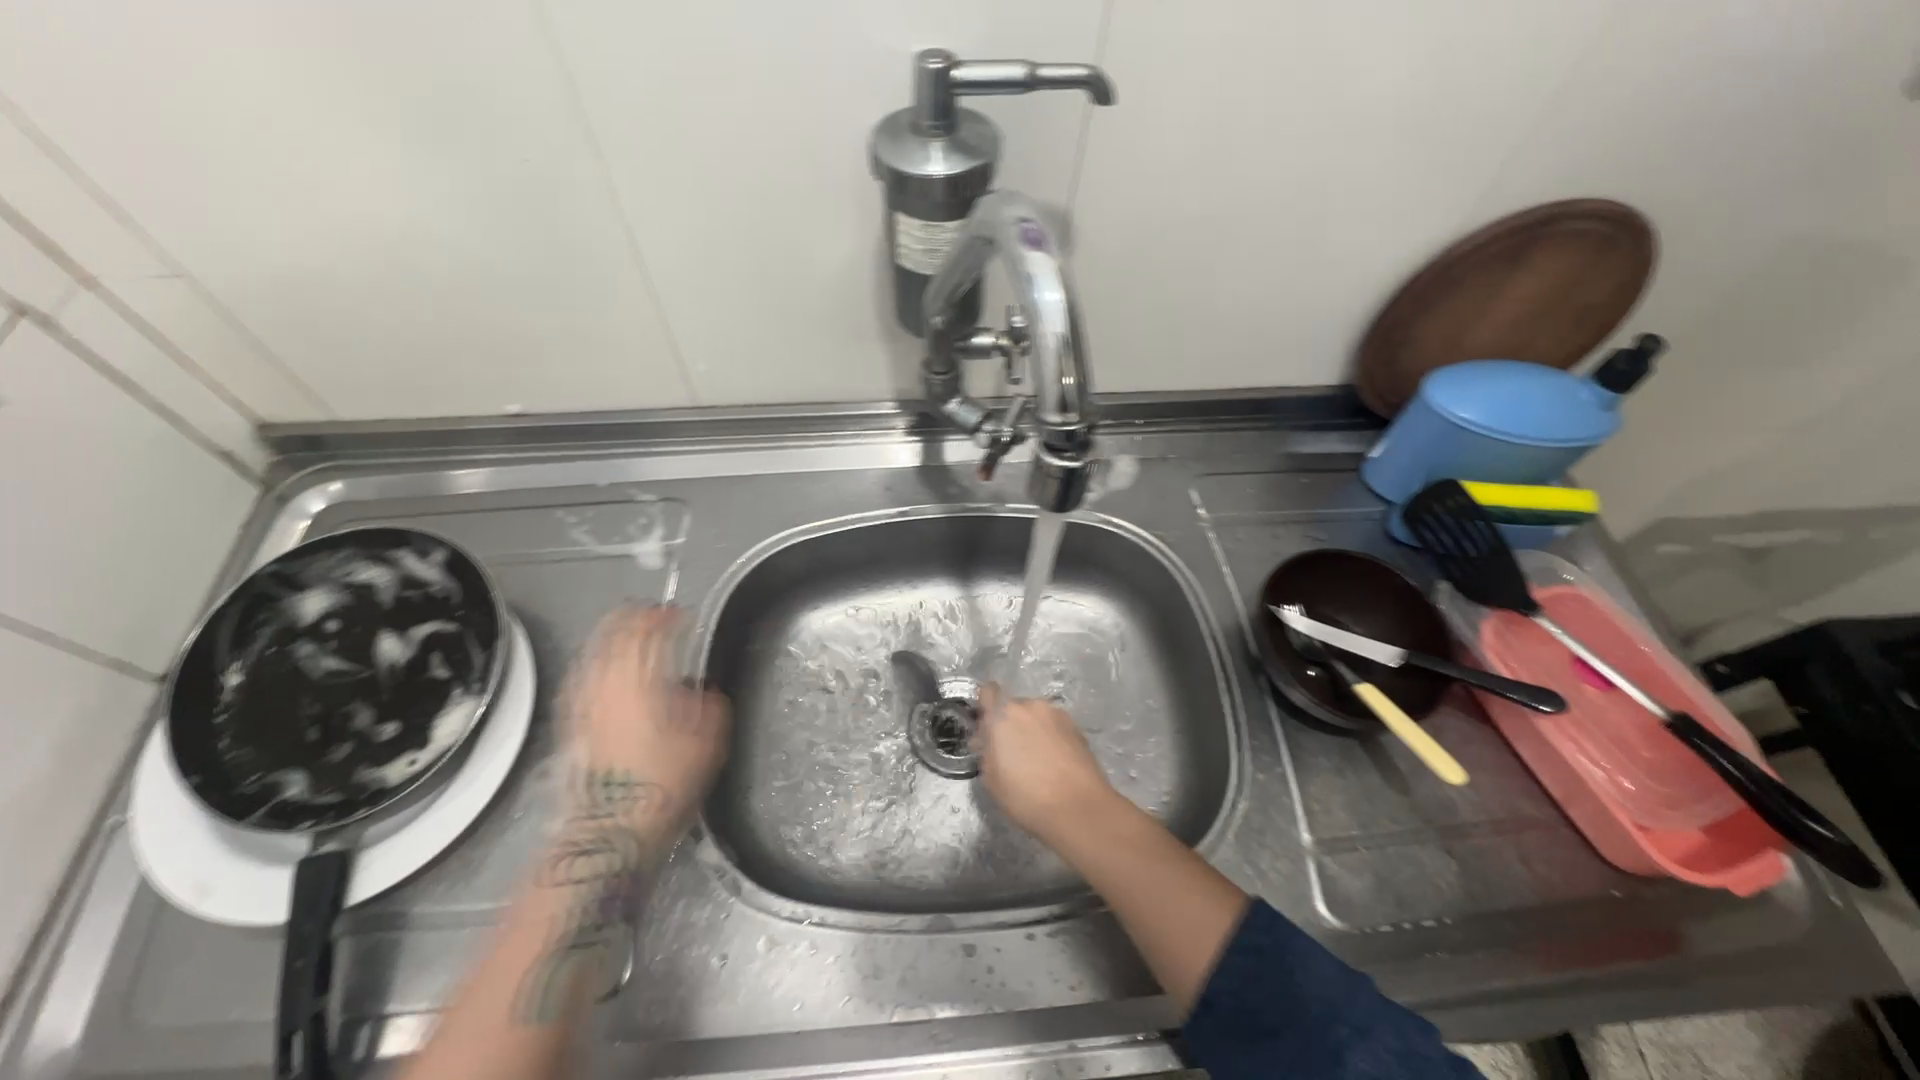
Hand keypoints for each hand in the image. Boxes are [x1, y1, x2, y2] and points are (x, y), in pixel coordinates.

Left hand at [562, 605, 729, 822]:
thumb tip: (704, 691)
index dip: (667, 616)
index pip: (649, 627)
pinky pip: (581, 676)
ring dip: (612, 637)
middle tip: (654, 617)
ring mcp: (581, 699)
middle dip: (634, 618)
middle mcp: (604, 678)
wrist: (611, 828)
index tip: (682, 616)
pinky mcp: (568, 721)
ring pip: (593, 650)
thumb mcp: (709, 739)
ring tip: (629, 638)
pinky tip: (605, 673)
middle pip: (613, 630)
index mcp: (641, 674)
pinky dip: (596, 664)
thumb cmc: (664, 780)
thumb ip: (711, 704)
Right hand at [975, 685, 1118, 840]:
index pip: (987, 691)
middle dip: (1010, 724)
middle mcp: (1029, 706)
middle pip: (1013, 707)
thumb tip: (987, 740)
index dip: (985, 708)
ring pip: (1035, 716)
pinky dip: (1051, 737)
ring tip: (1037, 759)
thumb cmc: (1026, 796)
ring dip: (1032, 729)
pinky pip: (1054, 726)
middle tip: (1012, 753)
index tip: (987, 729)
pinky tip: (1055, 762)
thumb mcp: (991, 779)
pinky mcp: (1076, 726)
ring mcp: (1056, 714)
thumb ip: (986, 751)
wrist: (1079, 807)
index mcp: (1002, 715)